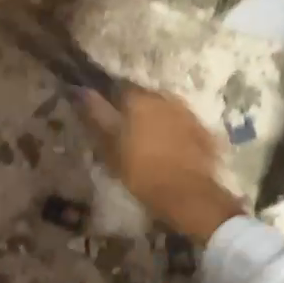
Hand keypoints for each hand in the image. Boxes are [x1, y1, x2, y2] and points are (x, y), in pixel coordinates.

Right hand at [81, 86, 247, 242]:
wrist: (186, 194)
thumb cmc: (140, 171)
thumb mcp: (110, 146)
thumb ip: (96, 116)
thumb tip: (80, 91)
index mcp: (139, 100)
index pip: (118, 89)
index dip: (110, 101)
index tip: (105, 116)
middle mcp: (165, 99)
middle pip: (144, 98)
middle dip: (134, 110)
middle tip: (126, 131)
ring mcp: (187, 114)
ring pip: (164, 110)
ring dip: (155, 120)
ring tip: (149, 141)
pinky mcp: (203, 131)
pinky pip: (182, 125)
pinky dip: (174, 132)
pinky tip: (170, 149)